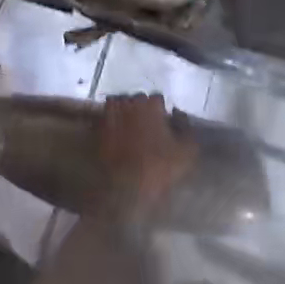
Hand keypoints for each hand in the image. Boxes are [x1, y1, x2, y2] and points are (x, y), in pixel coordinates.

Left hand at [96, 94, 197, 224]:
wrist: (126, 185)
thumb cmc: (159, 167)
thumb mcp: (187, 151)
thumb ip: (186, 127)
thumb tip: (178, 112)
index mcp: (152, 105)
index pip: (157, 98)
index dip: (160, 110)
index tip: (161, 122)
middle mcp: (130, 103)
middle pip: (137, 98)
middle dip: (141, 108)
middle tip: (145, 124)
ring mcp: (111, 113)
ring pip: (119, 103)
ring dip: (124, 110)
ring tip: (128, 124)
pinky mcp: (98, 126)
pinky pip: (104, 115)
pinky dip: (109, 119)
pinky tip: (114, 130)